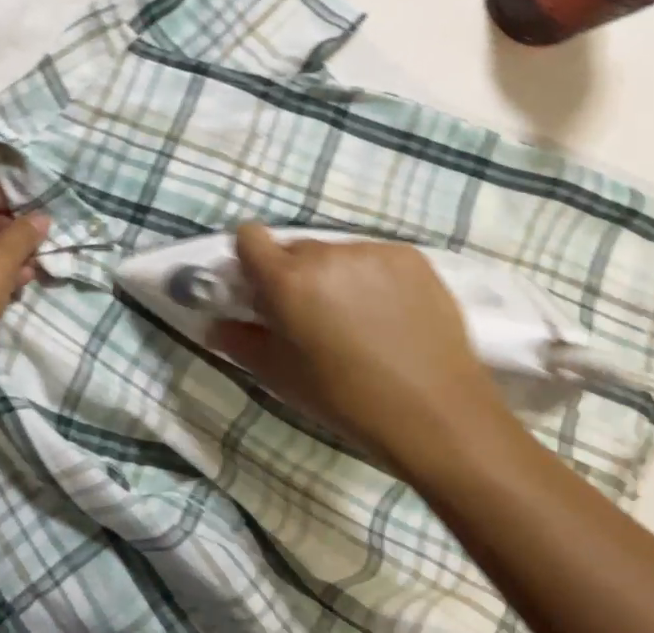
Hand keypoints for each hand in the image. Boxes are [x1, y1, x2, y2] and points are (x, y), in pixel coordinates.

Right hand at [209, 224, 506, 456]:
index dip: (250, 260)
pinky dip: (374, 279)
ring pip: (337, 254)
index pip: (249, 237)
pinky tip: (392, 316)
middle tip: (313, 318)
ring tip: (359, 321)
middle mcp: (327, 254)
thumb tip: (215, 323)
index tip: (262, 290)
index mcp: (288, 281)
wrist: (439, 417)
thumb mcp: (283, 379)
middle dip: (296, 275)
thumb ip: (240, 342)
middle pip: (295, 249)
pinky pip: (375, 259)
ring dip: (336, 277)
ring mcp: (372, 251)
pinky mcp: (410, 256)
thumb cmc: (348, 402)